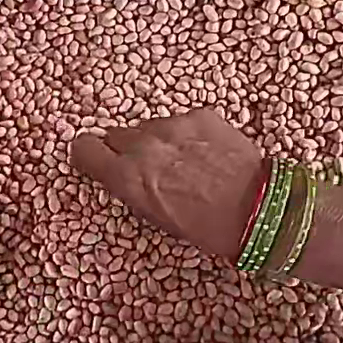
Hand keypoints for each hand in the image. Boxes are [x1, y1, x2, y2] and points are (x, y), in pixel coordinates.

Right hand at [69, 109, 264, 258]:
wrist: (258, 208)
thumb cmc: (208, 227)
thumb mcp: (157, 217)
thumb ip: (134, 187)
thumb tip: (127, 174)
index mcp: (127, 177)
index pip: (84, 148)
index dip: (90, 154)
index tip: (98, 158)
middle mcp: (144, 145)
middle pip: (117, 135)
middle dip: (127, 149)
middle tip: (149, 167)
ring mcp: (173, 125)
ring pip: (151, 127)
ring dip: (160, 141)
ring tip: (187, 162)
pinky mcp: (200, 114)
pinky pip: (182, 121)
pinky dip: (189, 134)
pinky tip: (208, 152)